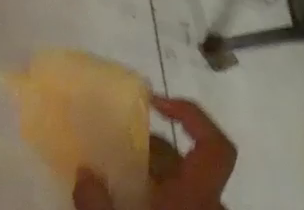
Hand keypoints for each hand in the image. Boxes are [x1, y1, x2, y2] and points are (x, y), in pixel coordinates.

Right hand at [73, 97, 236, 209]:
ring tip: (112, 185)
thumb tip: (86, 173)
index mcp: (196, 200)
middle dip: (147, 153)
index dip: (191, 116)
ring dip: (148, 179)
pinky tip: (126, 206)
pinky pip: (178, 206)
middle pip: (184, 164)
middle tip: (109, 154)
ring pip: (180, 189)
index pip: (216, 148)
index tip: (151, 103)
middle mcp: (210, 208)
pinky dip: (155, 200)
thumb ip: (95, 202)